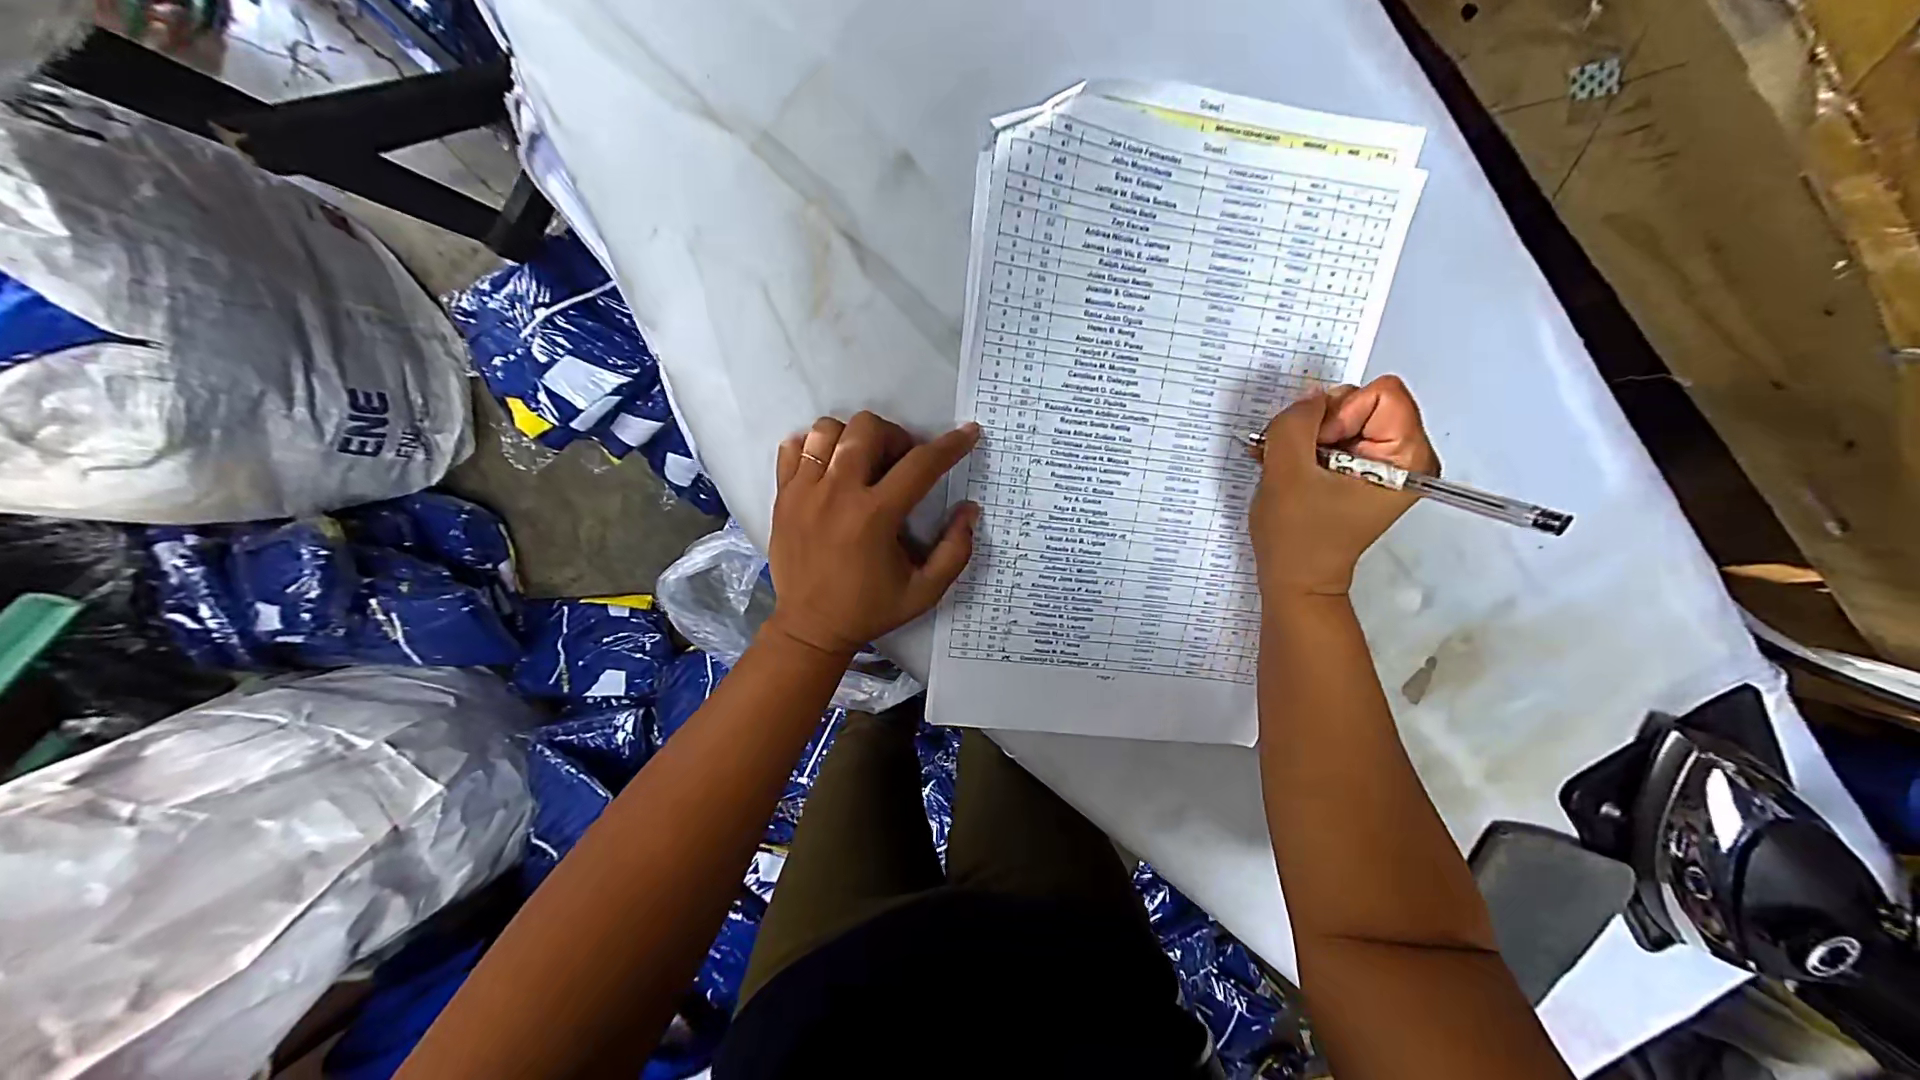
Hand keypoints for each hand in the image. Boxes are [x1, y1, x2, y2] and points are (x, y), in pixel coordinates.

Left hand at [764, 412, 980, 656]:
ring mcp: (804, 492)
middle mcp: (837, 494)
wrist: (810, 628)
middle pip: (867, 428)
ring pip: (828, 430)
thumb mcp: (925, 591)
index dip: (950, 445)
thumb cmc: (869, 609)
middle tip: (900, 464)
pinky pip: (794, 447)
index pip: (920, 464)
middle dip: (895, 437)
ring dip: (853, 438)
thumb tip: (969, 510)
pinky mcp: (783, 496)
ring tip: (862, 464)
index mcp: (875, 517)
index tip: (968, 434)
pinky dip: (815, 447)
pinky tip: (829, 469)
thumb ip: (955, 550)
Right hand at [1250, 376, 1438, 598]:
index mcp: (1408, 458)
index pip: (1380, 395)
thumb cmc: (1297, 536)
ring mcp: (1382, 463)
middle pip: (1361, 401)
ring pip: (1341, 415)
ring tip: (1286, 466)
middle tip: (1297, 459)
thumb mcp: (1287, 472)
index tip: (1317, 452)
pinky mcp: (1360, 470)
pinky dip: (1305, 445)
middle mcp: (1405, 455)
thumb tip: (1308, 398)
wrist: (1295, 580)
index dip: (1338, 415)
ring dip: (1305, 436)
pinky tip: (1286, 467)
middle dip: (1319, 424)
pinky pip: (1334, 435)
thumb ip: (1295, 424)